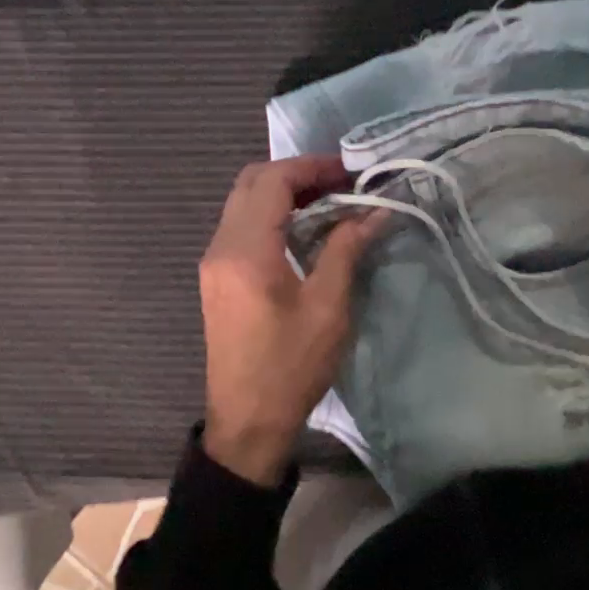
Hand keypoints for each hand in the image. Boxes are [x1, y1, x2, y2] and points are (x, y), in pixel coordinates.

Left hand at [198, 156, 384, 485]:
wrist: (247, 422)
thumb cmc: (291, 366)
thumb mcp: (328, 307)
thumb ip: (346, 249)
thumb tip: (374, 212)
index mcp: (246, 250)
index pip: (273, 181)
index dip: (312, 167)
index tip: (351, 171)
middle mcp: (221, 246)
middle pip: (252, 182)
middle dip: (297, 173)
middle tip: (341, 182)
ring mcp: (214, 261)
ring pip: (244, 201)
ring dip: (284, 191)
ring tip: (330, 200)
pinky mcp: (218, 276)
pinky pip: (241, 224)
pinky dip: (272, 213)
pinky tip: (306, 228)